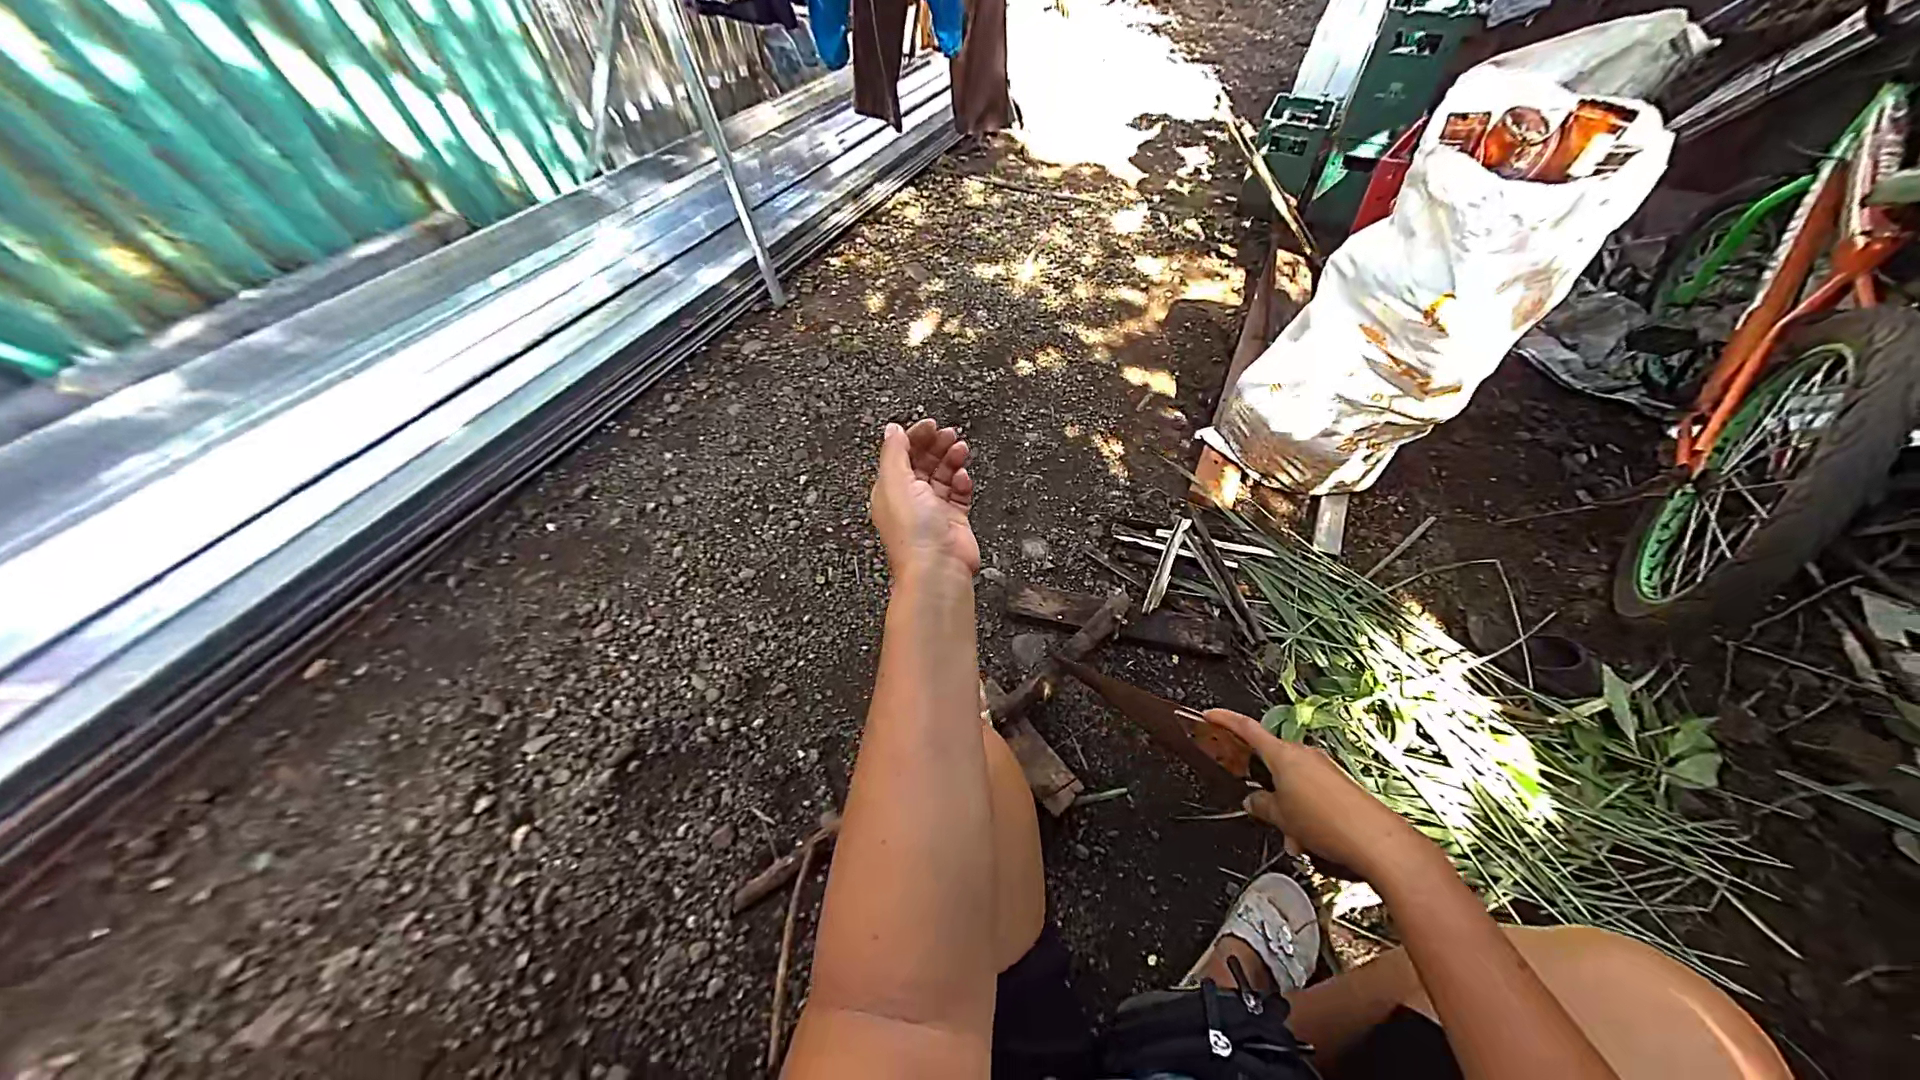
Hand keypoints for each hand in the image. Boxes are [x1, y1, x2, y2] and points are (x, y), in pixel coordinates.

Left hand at [871, 418, 979, 578]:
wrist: (938, 567)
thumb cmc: (914, 534)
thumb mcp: (895, 481)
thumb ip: (894, 452)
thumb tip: (892, 430)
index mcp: (890, 489)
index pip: (901, 454)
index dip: (915, 437)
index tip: (931, 425)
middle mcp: (910, 499)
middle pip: (923, 462)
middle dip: (935, 445)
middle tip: (949, 434)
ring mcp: (933, 509)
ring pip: (942, 475)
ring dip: (951, 458)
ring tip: (960, 449)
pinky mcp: (953, 520)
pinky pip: (959, 494)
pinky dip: (961, 482)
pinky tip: (963, 476)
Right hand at [1201, 709, 1439, 883]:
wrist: (1378, 842)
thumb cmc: (1329, 822)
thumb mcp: (1281, 816)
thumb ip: (1260, 805)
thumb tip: (1253, 801)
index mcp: (1283, 754)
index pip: (1246, 728)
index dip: (1225, 720)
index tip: (1211, 715)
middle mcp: (1304, 755)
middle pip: (1271, 761)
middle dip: (1263, 786)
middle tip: (1260, 808)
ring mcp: (1324, 769)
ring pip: (1292, 782)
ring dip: (1286, 807)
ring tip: (1293, 837)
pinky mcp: (1340, 786)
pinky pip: (1311, 793)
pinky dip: (1304, 812)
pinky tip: (1310, 838)